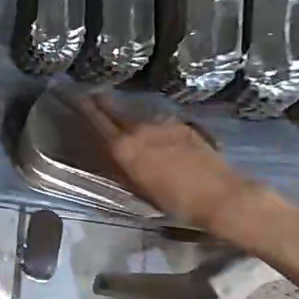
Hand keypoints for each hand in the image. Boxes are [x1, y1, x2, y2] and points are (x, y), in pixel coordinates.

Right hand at [76, 95, 289, 241]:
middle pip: (116, 112)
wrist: (221, 195)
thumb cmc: (176, 202)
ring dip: (129, 118)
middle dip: (102, 103)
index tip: (77, 96)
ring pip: (138, 118)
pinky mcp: (183, 126)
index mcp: (125, 148)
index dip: (85, 108)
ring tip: (124, 122)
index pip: (98, 121)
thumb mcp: (140, 189)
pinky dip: (150, 126)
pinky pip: (158, 123)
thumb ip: (120, 168)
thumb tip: (108, 155)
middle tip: (93, 97)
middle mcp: (140, 129)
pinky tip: (154, 136)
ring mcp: (163, 124)